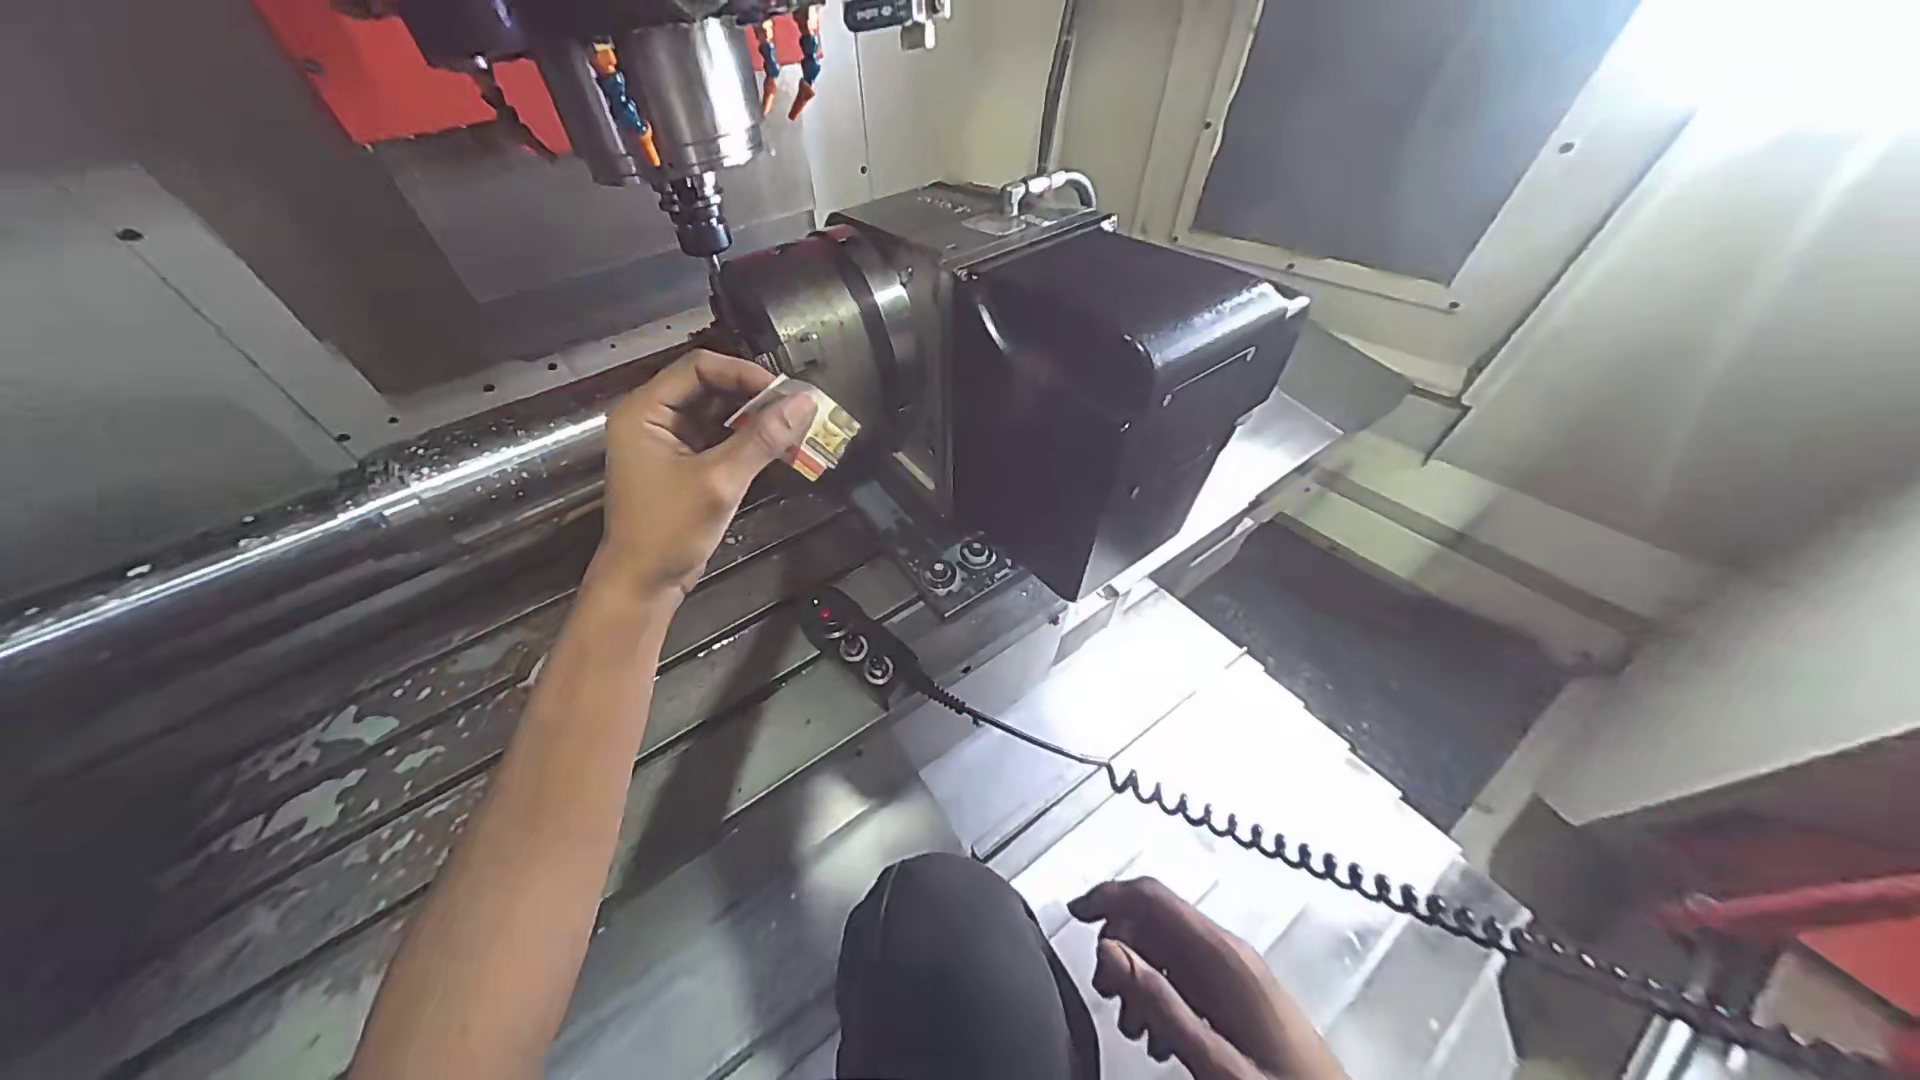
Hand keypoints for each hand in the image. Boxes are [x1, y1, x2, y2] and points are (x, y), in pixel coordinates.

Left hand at [594, 350, 815, 601]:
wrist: (644, 582)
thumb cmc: (669, 530)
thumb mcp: (720, 480)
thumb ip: (763, 439)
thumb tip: (805, 404)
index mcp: (645, 411)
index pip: (699, 368)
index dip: (745, 374)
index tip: (785, 392)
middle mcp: (655, 417)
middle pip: (712, 388)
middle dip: (757, 398)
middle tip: (798, 410)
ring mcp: (670, 441)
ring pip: (721, 414)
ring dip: (758, 421)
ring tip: (796, 429)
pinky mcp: (686, 463)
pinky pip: (723, 439)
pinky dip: (751, 442)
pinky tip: (781, 449)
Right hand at [1071, 878, 1348, 1079]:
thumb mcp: (1214, 1062)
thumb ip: (1160, 1003)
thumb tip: (1110, 950)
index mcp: (1222, 957)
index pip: (1152, 896)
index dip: (1108, 895)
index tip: (1076, 913)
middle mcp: (1228, 952)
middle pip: (1152, 919)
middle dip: (1117, 947)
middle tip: (1107, 994)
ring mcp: (1234, 970)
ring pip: (1163, 945)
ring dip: (1136, 975)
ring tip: (1136, 1026)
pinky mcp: (1237, 991)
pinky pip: (1182, 969)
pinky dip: (1157, 990)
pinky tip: (1160, 1032)